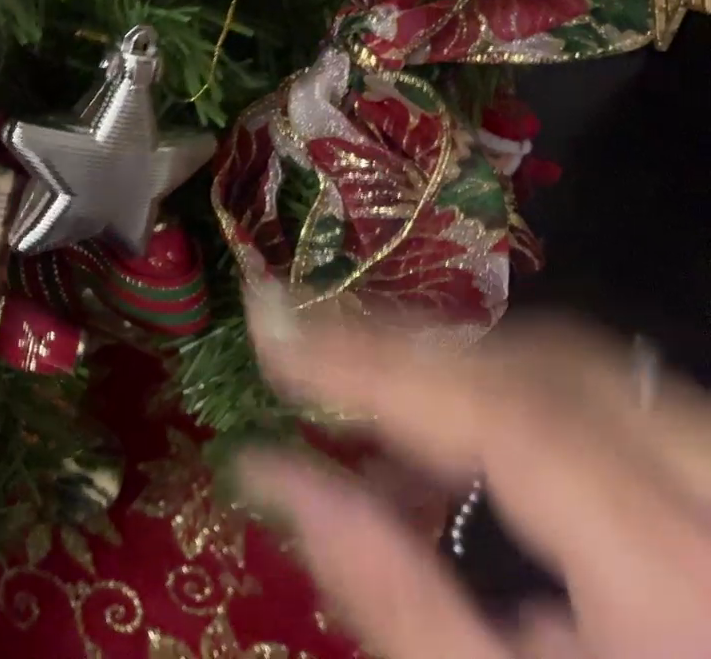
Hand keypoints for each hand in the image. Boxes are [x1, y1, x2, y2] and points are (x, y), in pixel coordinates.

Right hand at [241, 317, 710, 657]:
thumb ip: (388, 595)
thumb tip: (271, 472)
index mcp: (676, 576)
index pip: (511, 418)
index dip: (379, 366)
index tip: (277, 345)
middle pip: (560, 371)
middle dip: (415, 346)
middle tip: (307, 346)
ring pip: (594, 379)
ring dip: (461, 369)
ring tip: (359, 393)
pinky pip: (620, 416)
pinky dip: (516, 404)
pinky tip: (443, 452)